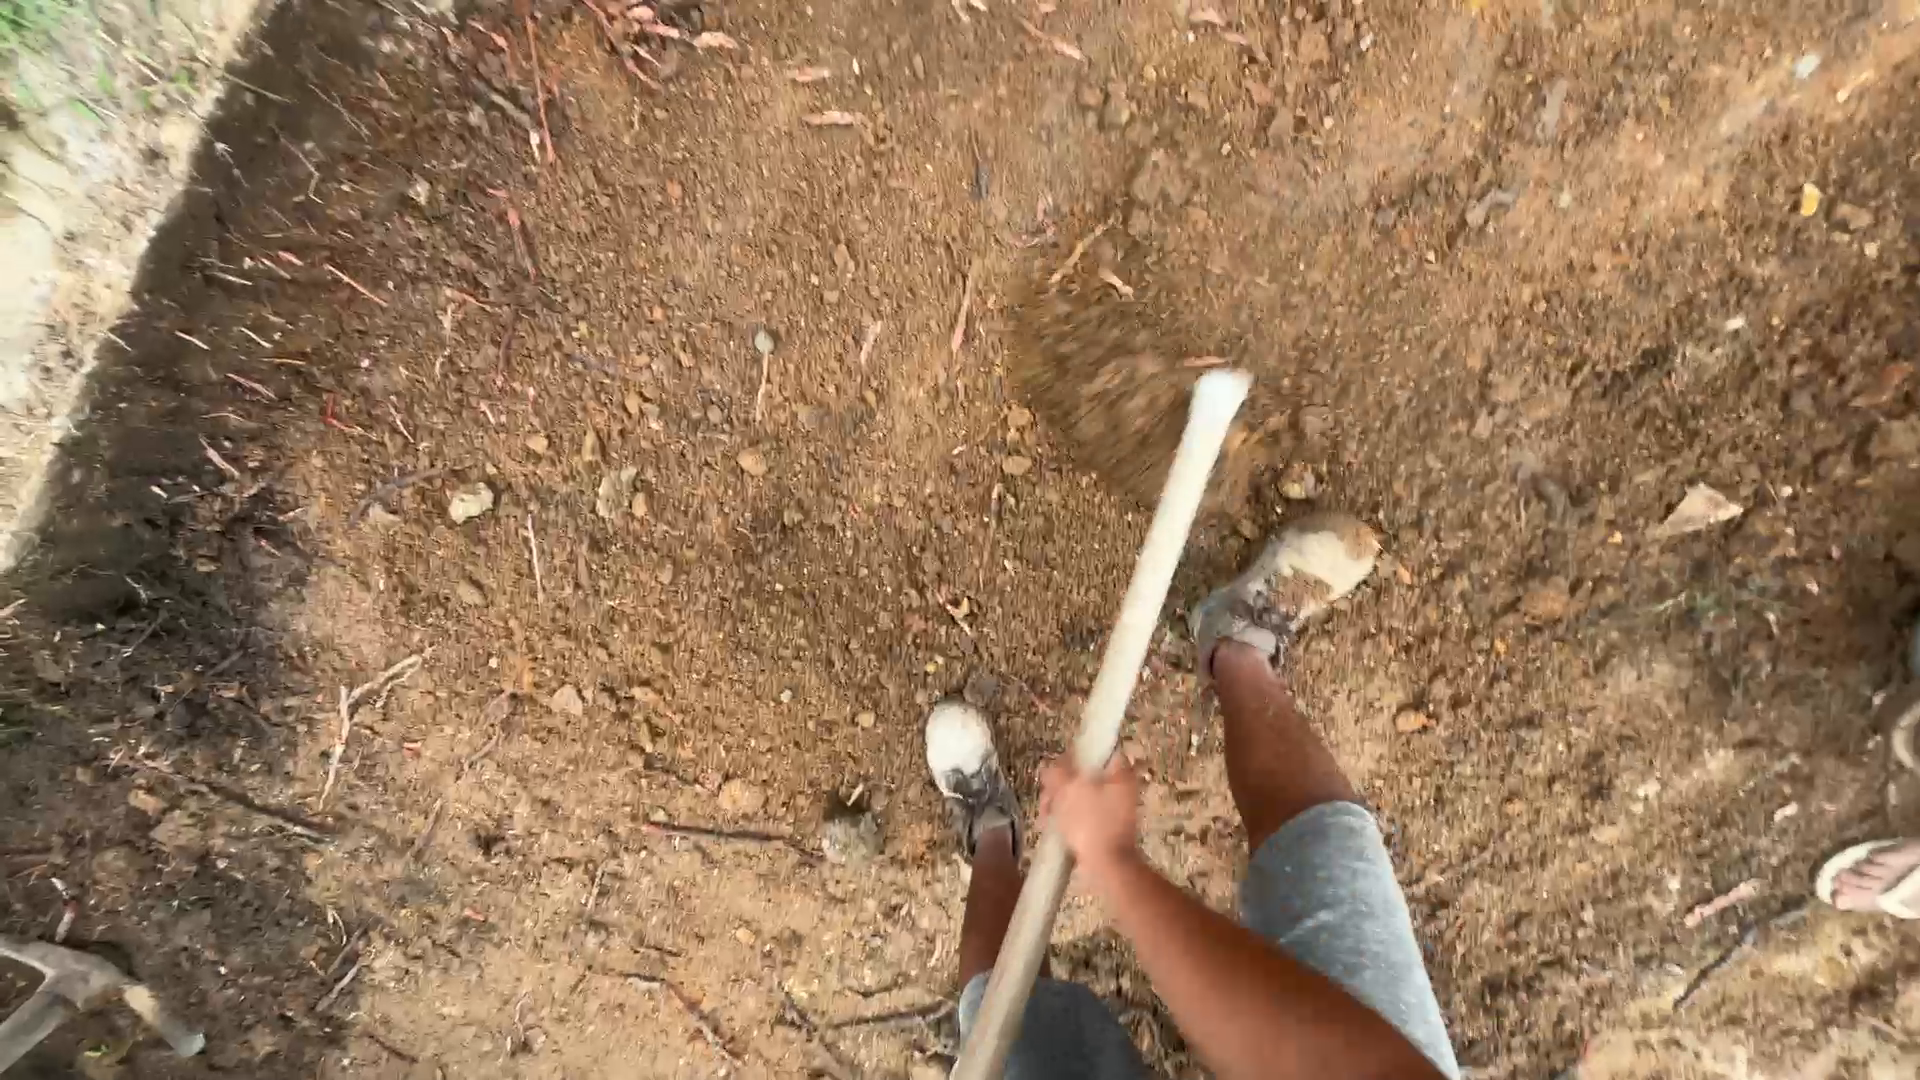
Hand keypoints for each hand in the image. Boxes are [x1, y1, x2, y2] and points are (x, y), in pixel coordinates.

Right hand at [1039, 756, 1140, 877]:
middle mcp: (1121, 787)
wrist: (1107, 867)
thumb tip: (1049, 764)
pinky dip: (1067, 816)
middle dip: (1060, 784)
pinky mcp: (1105, 826)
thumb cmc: (1090, 823)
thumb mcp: (1068, 790)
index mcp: (1120, 773)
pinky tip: (1051, 825)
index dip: (1073, 757)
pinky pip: (1082, 812)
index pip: (1096, 750)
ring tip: (1046, 815)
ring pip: (1079, 794)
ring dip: (1059, 801)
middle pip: (1084, 774)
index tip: (1058, 770)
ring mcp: (1114, 808)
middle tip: (1048, 797)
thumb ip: (1057, 771)